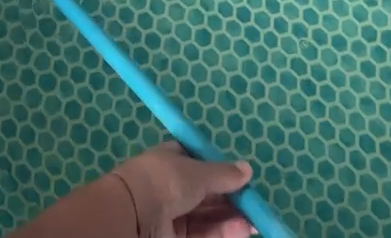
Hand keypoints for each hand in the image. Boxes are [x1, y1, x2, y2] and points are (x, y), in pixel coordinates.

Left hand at [113, 142, 256, 237]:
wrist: (135, 215)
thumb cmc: (166, 180)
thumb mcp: (197, 172)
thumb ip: (223, 174)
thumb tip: (247, 169)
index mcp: (172, 159)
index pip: (200, 164)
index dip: (222, 172)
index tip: (244, 181)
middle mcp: (173, 185)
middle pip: (207, 193)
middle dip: (232, 200)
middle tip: (255, 209)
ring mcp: (174, 212)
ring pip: (208, 215)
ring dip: (231, 218)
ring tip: (253, 224)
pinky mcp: (176, 236)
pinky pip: (203, 232)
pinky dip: (222, 232)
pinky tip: (242, 231)